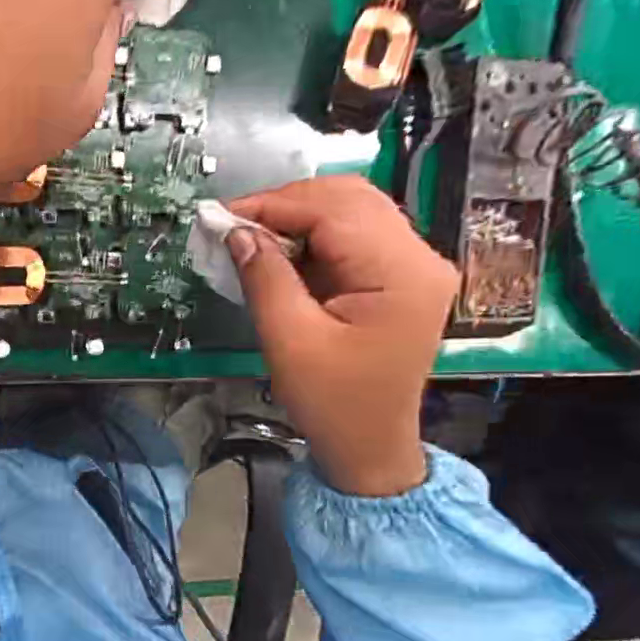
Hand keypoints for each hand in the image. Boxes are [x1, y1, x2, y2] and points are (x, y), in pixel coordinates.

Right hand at [227, 176, 458, 496]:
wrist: (368, 442)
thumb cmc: (331, 400)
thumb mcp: (289, 340)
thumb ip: (265, 278)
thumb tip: (236, 232)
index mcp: (401, 272)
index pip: (335, 210)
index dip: (274, 205)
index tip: (220, 216)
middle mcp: (419, 256)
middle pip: (350, 198)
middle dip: (285, 204)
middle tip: (232, 224)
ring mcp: (412, 265)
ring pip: (351, 211)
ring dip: (296, 216)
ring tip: (249, 235)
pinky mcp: (397, 276)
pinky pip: (350, 236)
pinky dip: (309, 235)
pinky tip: (277, 251)